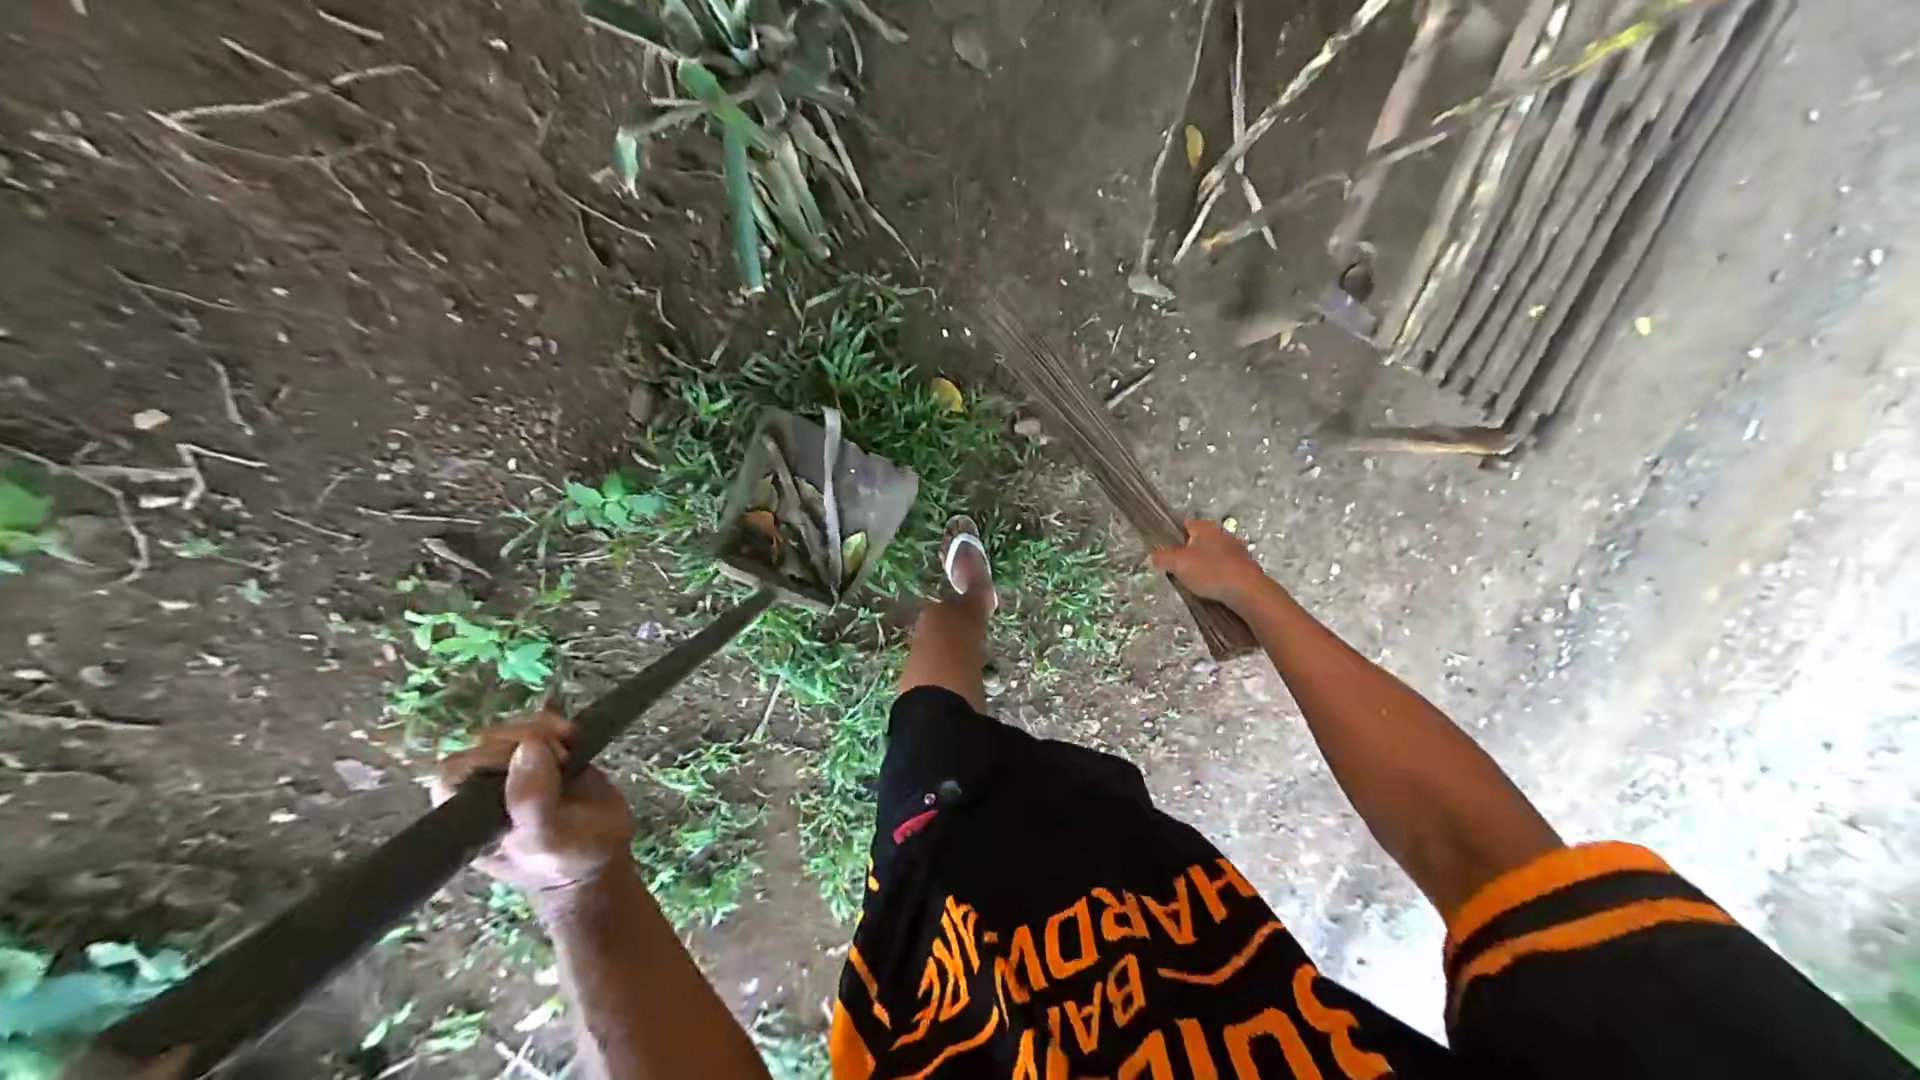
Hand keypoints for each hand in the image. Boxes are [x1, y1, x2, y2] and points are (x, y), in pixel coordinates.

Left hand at [433, 709, 634, 899]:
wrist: (602, 861)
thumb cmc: (565, 862)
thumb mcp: (546, 840)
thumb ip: (532, 799)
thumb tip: (530, 745)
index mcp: (470, 812)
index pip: (458, 768)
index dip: (489, 755)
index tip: (528, 759)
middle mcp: (488, 787)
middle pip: (488, 741)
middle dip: (523, 736)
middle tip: (561, 753)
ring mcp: (520, 769)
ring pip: (516, 729)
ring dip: (544, 726)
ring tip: (572, 741)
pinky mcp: (550, 756)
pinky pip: (544, 727)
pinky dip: (558, 721)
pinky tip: (574, 731)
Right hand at [1150, 520, 1274, 608]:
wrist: (1248, 591)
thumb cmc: (1210, 571)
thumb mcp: (1178, 563)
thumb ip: (1162, 557)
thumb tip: (1153, 556)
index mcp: (1206, 528)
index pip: (1185, 526)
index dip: (1173, 539)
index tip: (1168, 555)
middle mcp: (1223, 534)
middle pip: (1199, 541)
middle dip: (1189, 553)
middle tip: (1179, 569)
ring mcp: (1237, 550)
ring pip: (1213, 555)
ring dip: (1205, 565)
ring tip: (1196, 581)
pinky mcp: (1245, 566)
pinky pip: (1225, 568)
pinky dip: (1218, 575)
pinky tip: (1213, 587)